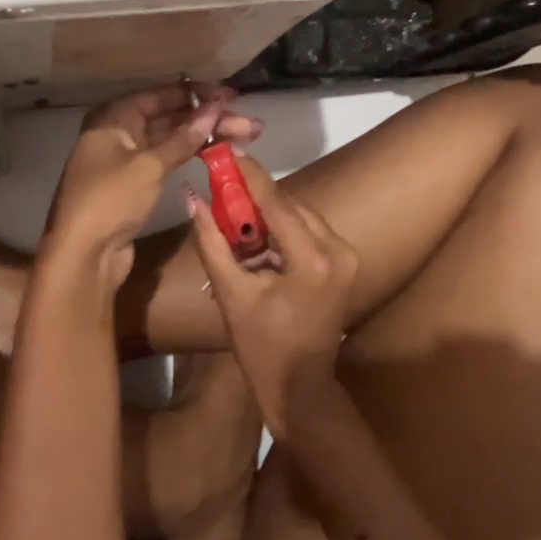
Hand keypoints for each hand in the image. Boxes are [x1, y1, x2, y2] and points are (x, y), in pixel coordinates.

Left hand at [45, 82, 260, 284]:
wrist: (82, 255)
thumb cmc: (111, 200)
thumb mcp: (149, 165)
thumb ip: (184, 137)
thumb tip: (214, 107)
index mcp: (113, 117)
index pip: (162, 94)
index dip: (198, 94)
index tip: (232, 96)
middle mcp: (117, 131)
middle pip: (169, 117)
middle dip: (209, 118)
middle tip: (250, 124)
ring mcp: (125, 159)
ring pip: (171, 139)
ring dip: (205, 137)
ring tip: (246, 137)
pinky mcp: (134, 184)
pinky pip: (166, 159)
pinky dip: (190, 155)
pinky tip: (218, 154)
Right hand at [188, 157, 357, 430]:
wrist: (301, 388)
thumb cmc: (261, 347)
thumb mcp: (231, 293)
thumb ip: (212, 242)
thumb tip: (193, 199)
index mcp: (313, 259)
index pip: (277, 202)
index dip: (250, 174)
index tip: (227, 150)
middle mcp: (339, 249)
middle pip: (290, 205)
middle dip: (255, 196)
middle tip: (221, 186)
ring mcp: (347, 256)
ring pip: (300, 216)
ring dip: (268, 214)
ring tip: (234, 216)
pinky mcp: (346, 263)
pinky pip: (308, 231)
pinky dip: (282, 230)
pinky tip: (257, 239)